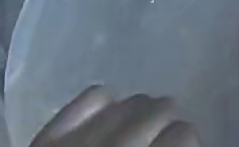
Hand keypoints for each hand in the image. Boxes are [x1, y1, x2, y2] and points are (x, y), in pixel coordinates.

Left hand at [29, 88, 199, 146]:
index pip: (184, 135)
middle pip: (164, 107)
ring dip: (143, 118)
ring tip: (139, 142)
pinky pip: (94, 97)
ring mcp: (76, 143)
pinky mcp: (46, 140)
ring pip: (132, 99)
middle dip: (170, 130)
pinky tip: (108, 131)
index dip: (192, 146)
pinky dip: (108, 108)